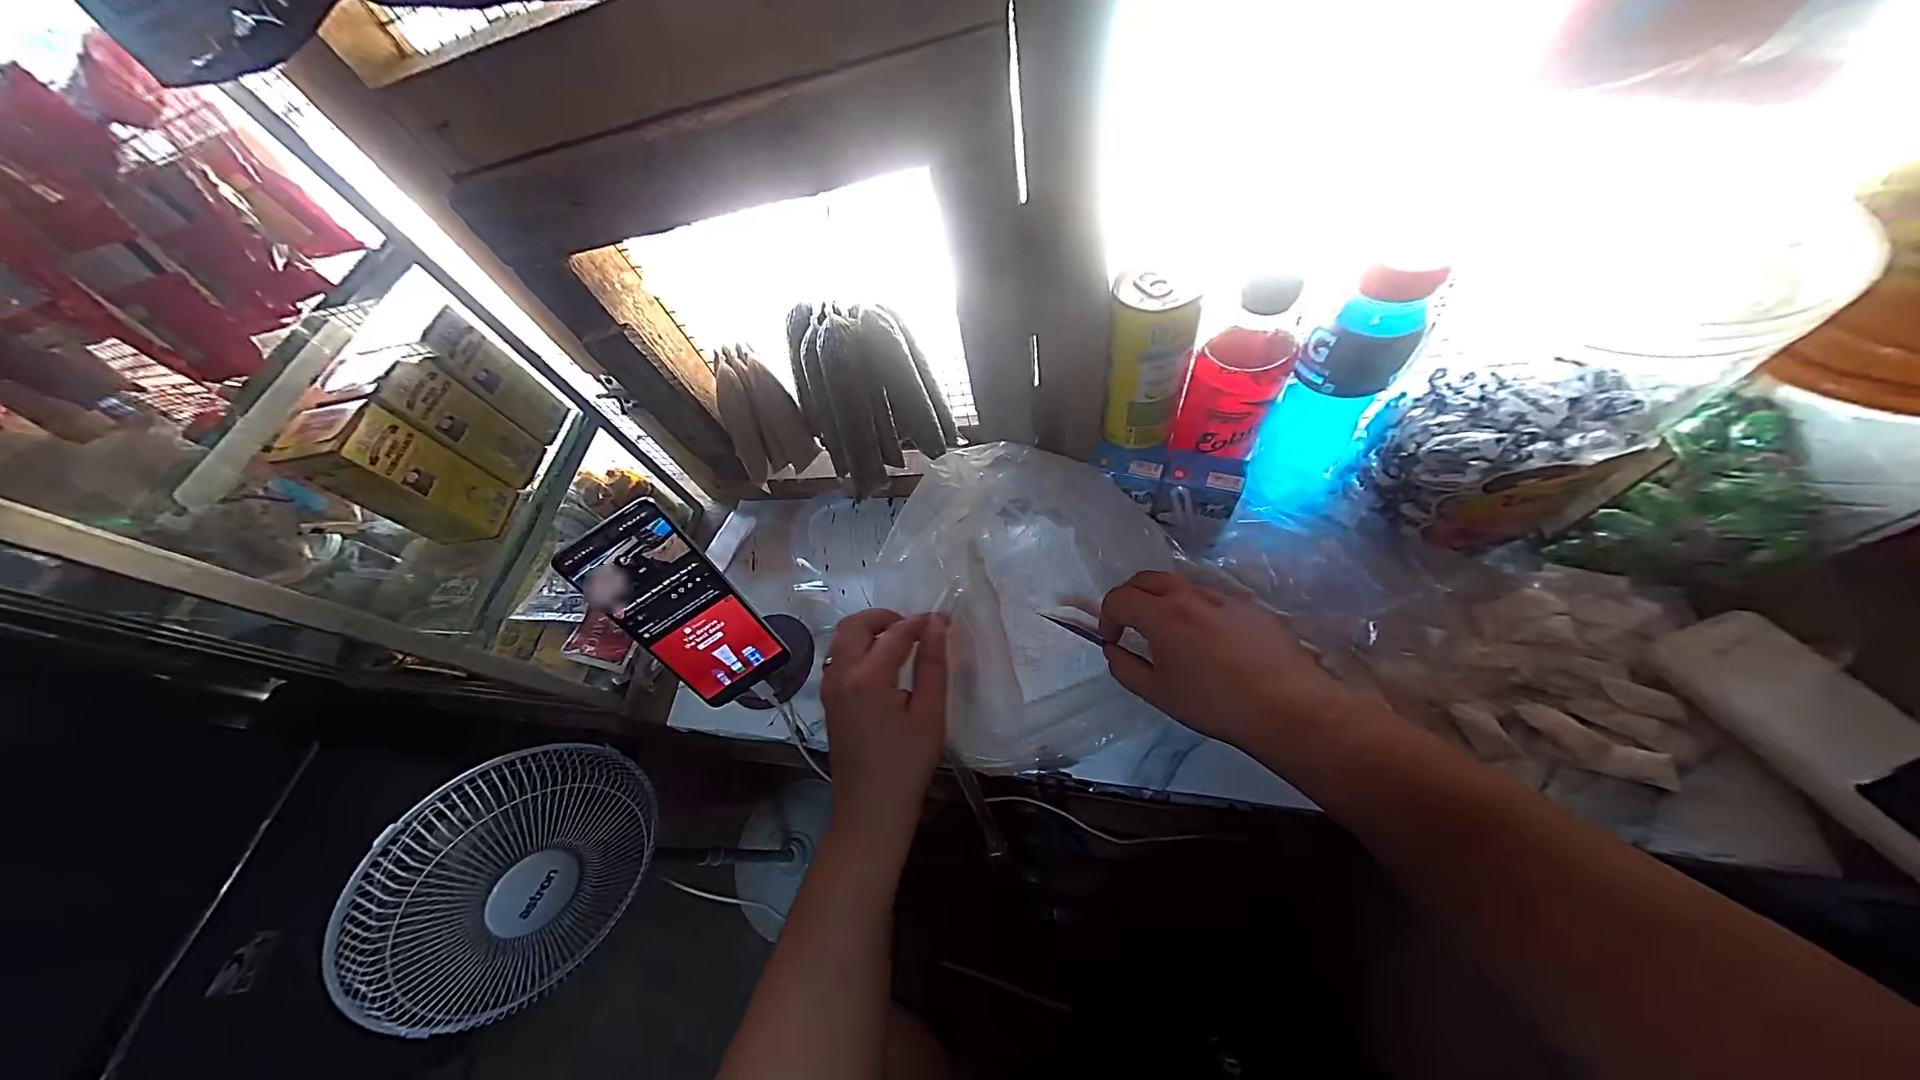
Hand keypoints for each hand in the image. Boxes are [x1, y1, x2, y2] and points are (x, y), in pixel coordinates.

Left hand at [820, 609, 948, 840]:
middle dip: (885, 617)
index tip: (942, 621)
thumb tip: (937, 626)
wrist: (870, 809)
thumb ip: (933, 664)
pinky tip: (882, 665)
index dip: (920, 623)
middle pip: (855, 625)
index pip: (895, 633)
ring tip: (899, 644)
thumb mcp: (930, 713)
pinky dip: (857, 648)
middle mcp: (841, 676)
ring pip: (841, 639)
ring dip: (868, 631)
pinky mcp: (828, 700)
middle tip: (914, 628)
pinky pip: (838, 659)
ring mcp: (830, 688)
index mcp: (867, 677)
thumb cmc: (907, 764)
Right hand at [1099, 571, 1369, 754]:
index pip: (1120, 598)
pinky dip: (1198, 612)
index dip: (1107, 616)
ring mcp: (1224, 597)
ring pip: (1182, 587)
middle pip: (1147, 579)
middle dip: (1131, 597)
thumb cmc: (1215, 703)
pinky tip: (1212, 645)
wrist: (1288, 706)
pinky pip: (1213, 600)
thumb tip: (1114, 650)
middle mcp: (1191, 596)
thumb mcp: (1158, 694)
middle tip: (1132, 625)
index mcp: (1162, 614)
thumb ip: (1126, 668)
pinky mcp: (1251, 606)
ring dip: (1164, 602)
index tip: (1113, 639)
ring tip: (1173, 637)